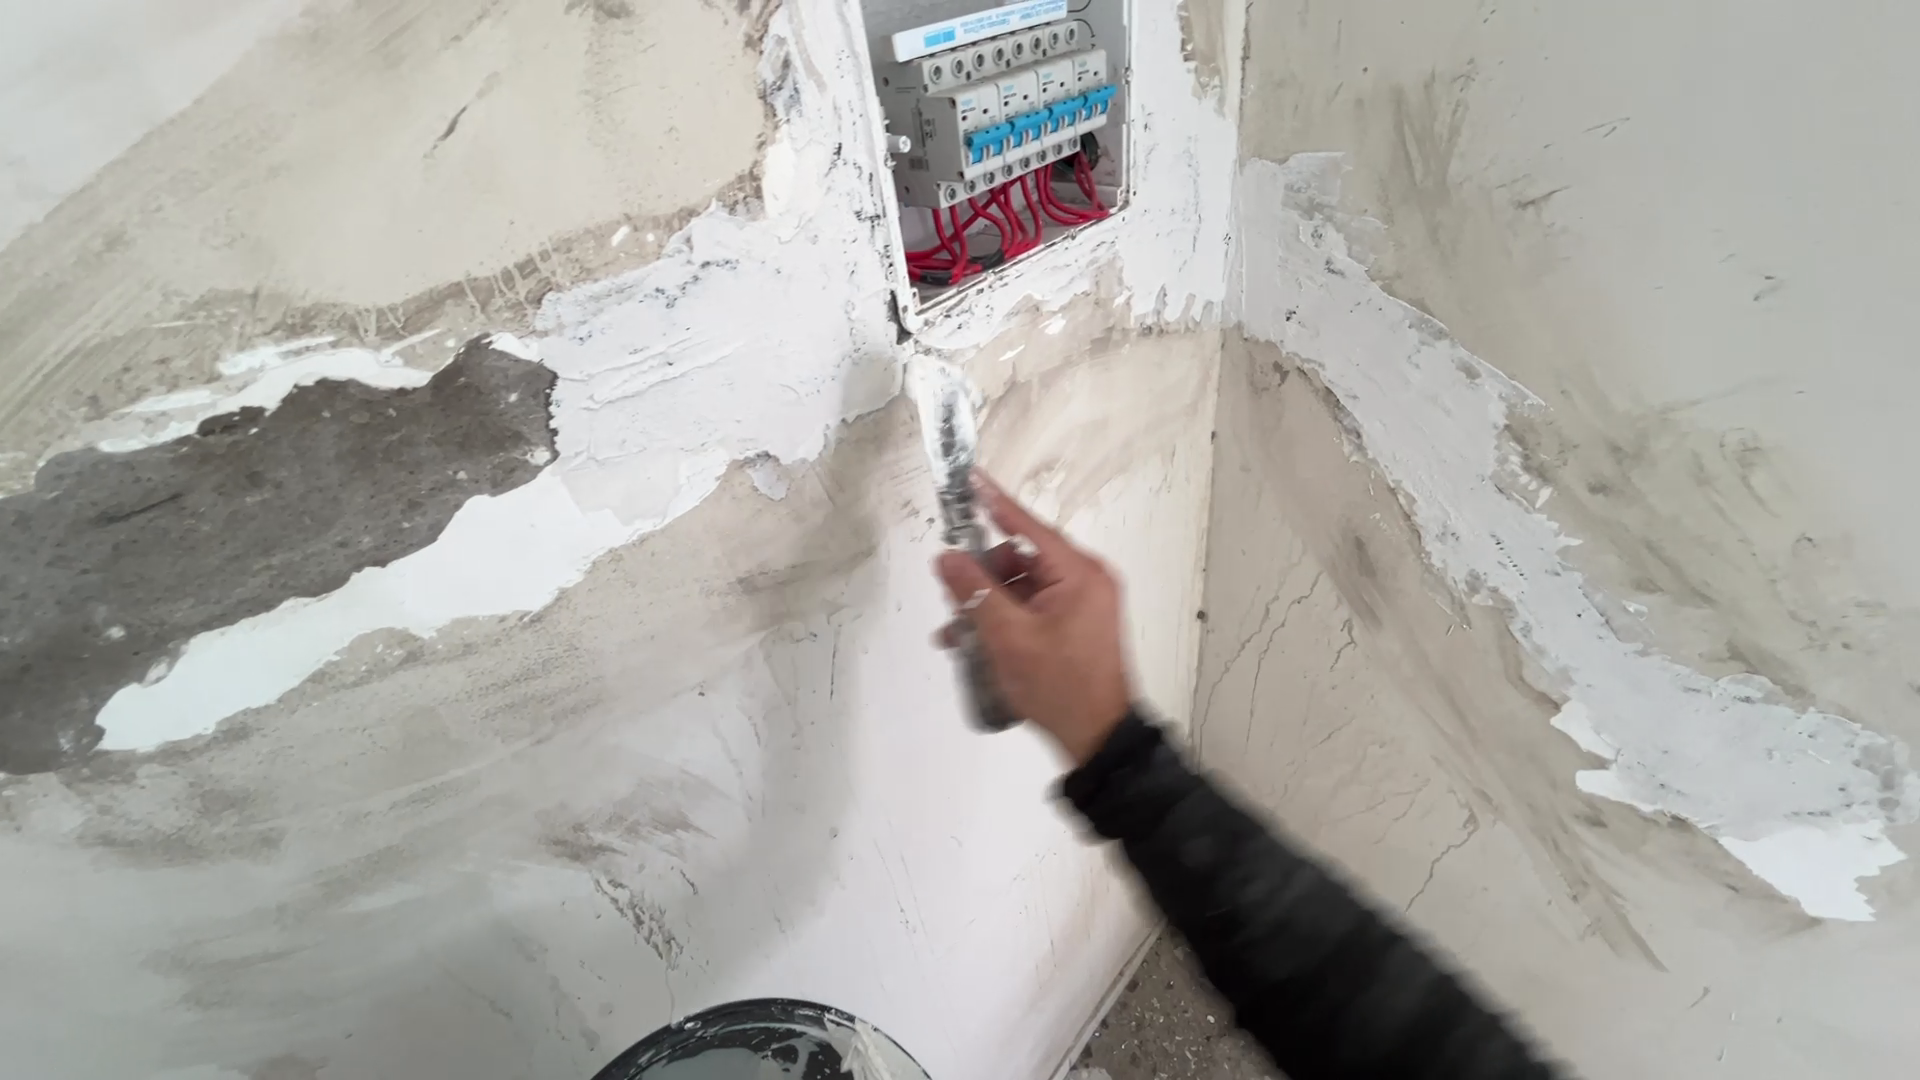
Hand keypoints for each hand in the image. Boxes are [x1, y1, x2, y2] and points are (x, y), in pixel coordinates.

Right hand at [933, 472, 1131, 764]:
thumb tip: (945, 558)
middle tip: (950, 596)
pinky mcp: (1075, 623)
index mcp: (1079, 574)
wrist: (1098, 738)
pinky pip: (1031, 607)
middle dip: (981, 577)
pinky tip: (972, 641)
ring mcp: (1082, 603)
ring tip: (953, 632)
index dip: (996, 503)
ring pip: (1021, 586)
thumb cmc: (1058, 685)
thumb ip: (975, 593)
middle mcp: (1085, 579)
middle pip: (1020, 559)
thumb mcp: (1009, 638)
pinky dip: (1004, 618)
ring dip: (986, 603)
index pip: (1029, 527)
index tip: (970, 478)